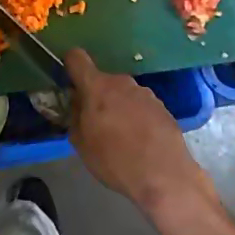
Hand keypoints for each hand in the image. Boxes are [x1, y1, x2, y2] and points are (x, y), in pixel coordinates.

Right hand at [66, 48, 216, 217]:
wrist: (165, 176)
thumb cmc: (115, 160)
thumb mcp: (81, 144)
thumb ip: (75, 116)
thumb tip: (77, 103)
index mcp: (97, 87)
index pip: (76, 58)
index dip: (69, 65)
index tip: (69, 82)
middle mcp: (122, 83)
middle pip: (102, 81)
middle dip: (96, 96)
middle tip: (96, 123)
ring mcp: (145, 93)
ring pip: (122, 94)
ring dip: (118, 107)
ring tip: (121, 137)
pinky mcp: (163, 107)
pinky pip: (140, 106)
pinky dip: (136, 117)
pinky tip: (140, 141)